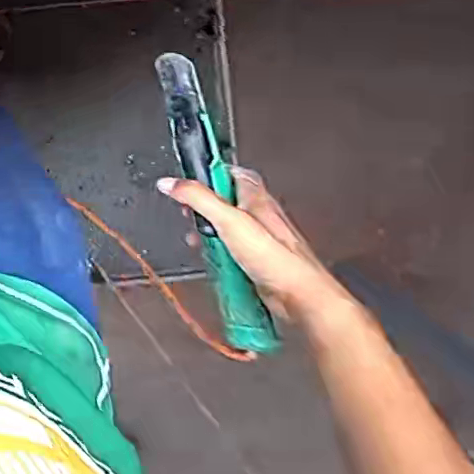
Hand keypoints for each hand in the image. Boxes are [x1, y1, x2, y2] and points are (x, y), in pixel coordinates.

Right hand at [158, 168, 359, 325]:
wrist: (304, 300)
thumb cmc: (279, 260)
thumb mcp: (229, 220)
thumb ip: (197, 198)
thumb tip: (169, 183)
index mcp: (257, 198)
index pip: (232, 173)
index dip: (210, 172)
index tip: (189, 179)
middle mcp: (260, 217)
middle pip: (223, 202)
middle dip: (202, 209)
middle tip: (191, 214)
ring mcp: (259, 241)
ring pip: (225, 229)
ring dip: (208, 235)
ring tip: (200, 240)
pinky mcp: (257, 262)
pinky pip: (230, 252)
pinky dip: (218, 254)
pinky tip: (215, 260)